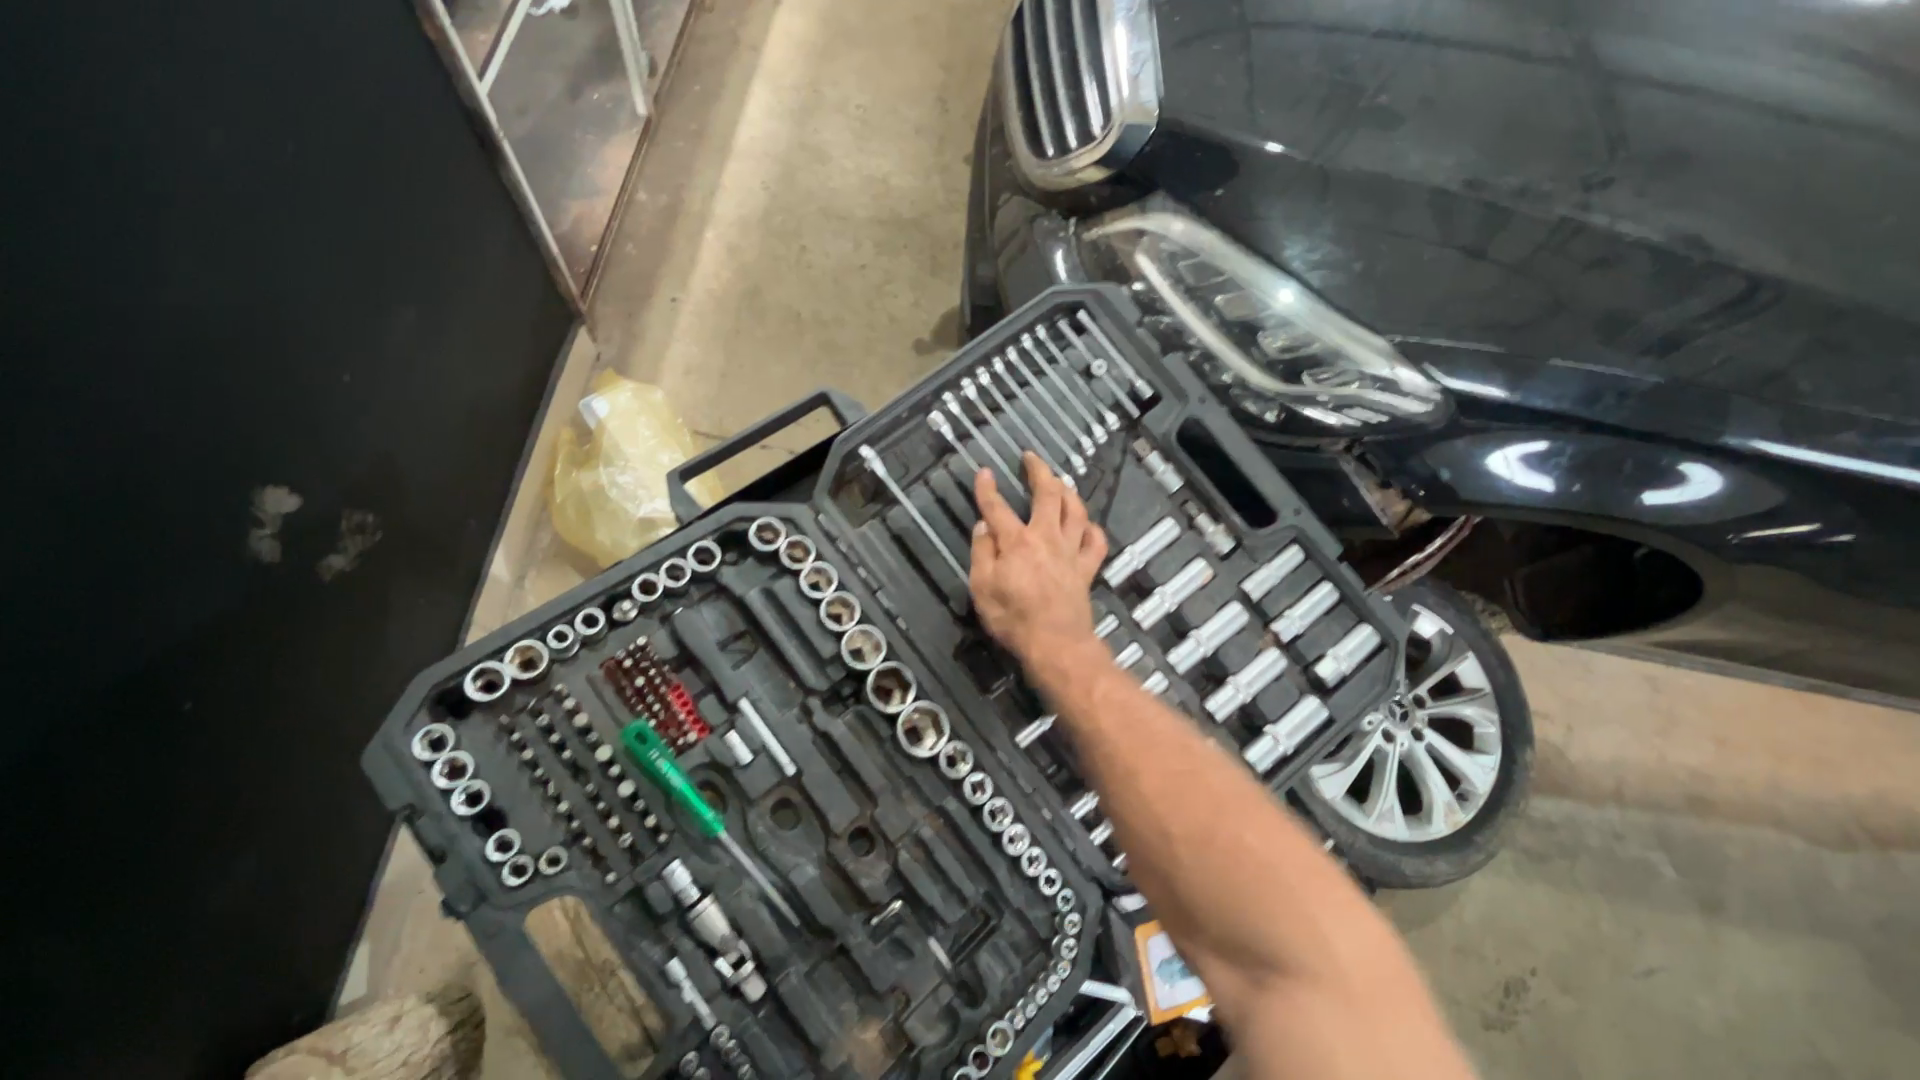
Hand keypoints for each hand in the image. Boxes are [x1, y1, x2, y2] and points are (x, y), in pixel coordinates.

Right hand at [970, 452, 1108, 662]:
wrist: (1055, 644)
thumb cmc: (1013, 619)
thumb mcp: (982, 588)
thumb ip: (982, 553)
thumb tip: (984, 526)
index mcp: (1017, 542)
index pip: (997, 507)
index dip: (988, 489)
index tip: (984, 472)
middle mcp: (1046, 538)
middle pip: (1047, 494)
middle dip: (1039, 471)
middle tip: (1031, 458)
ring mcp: (1071, 552)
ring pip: (1076, 511)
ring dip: (1068, 491)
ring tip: (1060, 481)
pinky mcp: (1086, 569)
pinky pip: (1096, 542)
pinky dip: (1092, 530)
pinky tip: (1087, 525)